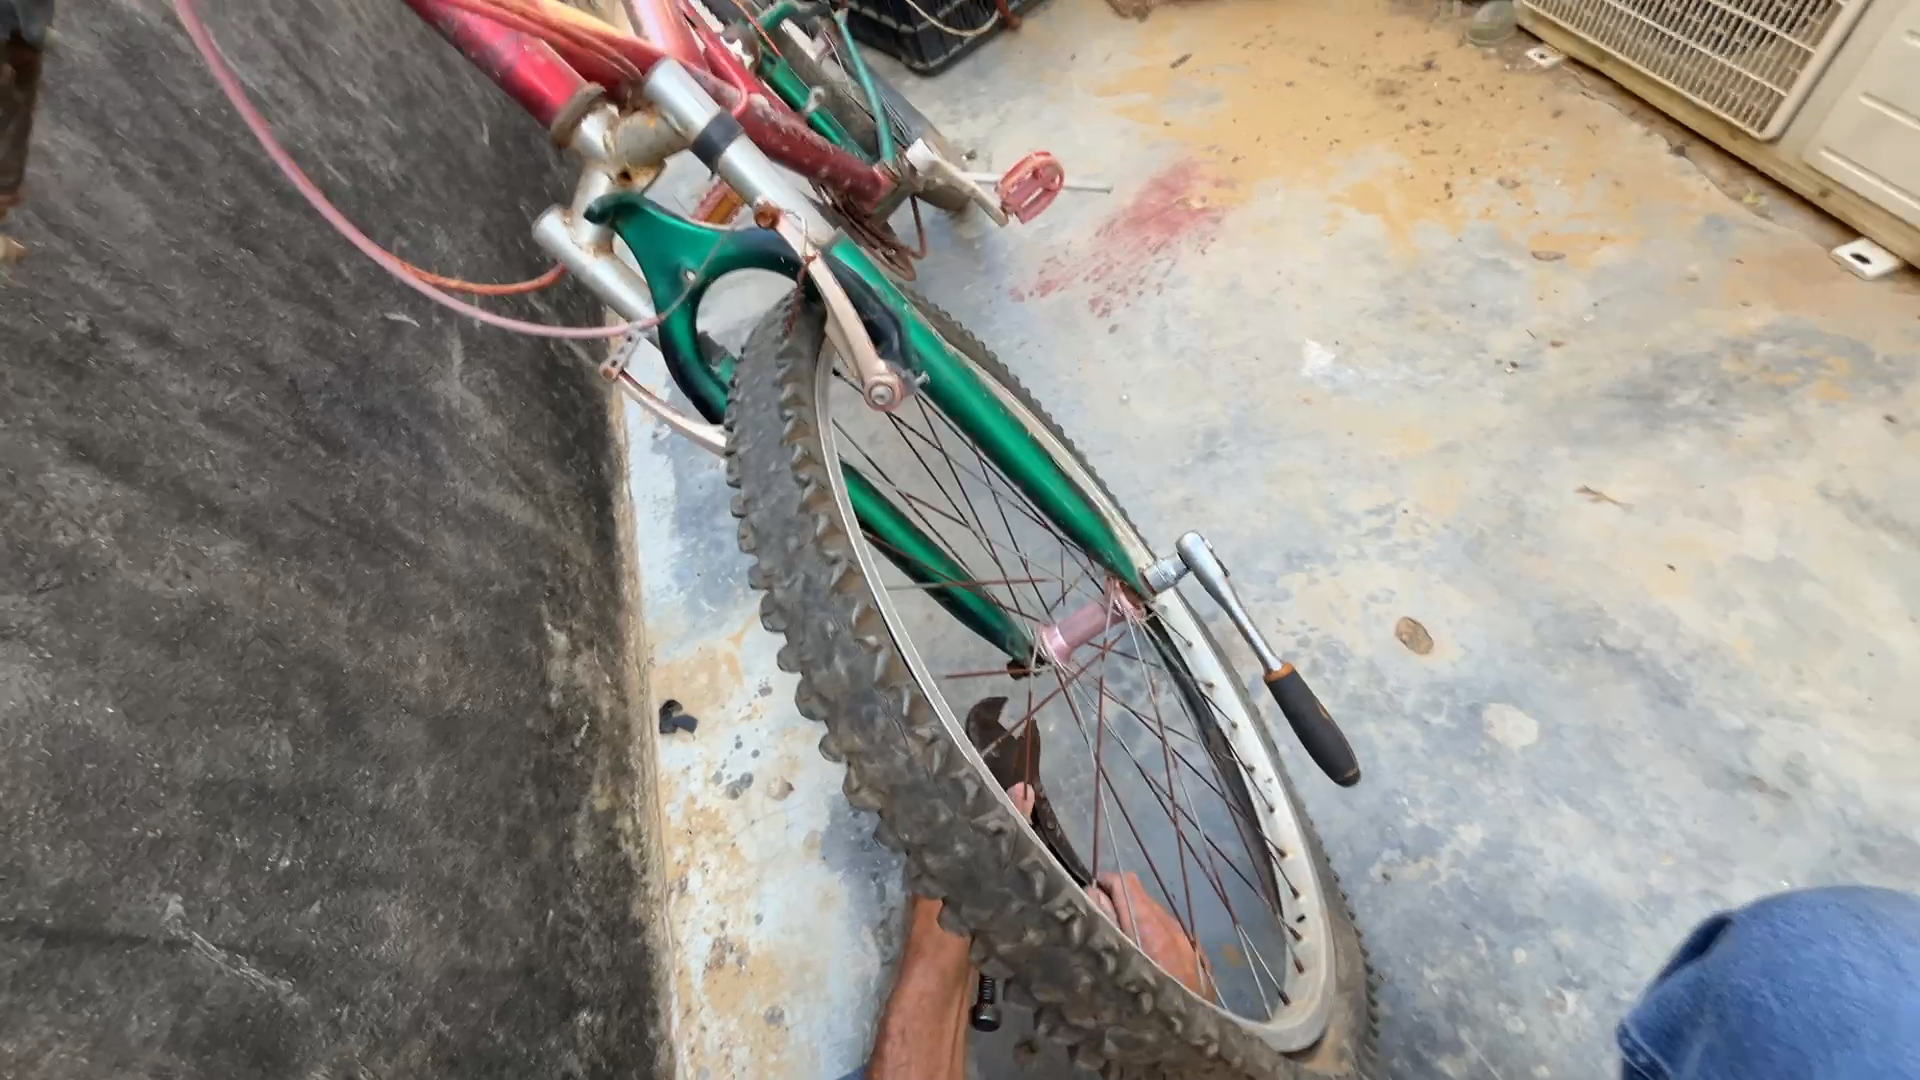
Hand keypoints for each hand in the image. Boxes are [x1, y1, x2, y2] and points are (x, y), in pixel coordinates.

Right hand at [1088, 871, 1211, 998]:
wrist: (1195, 1045)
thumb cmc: (1145, 1004)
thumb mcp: (1115, 961)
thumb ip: (1103, 921)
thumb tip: (1094, 891)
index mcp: (1150, 924)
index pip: (1124, 881)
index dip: (1104, 885)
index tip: (1091, 900)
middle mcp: (1173, 926)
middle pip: (1141, 897)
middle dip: (1120, 905)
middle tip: (1104, 929)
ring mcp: (1190, 943)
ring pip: (1157, 917)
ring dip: (1139, 923)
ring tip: (1128, 951)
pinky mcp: (1201, 959)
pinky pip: (1174, 937)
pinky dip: (1159, 941)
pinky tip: (1153, 966)